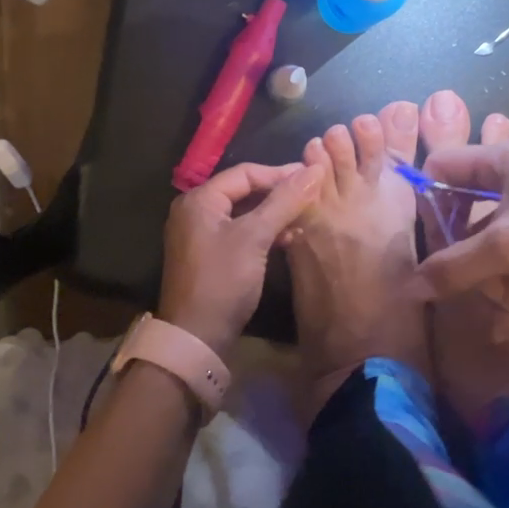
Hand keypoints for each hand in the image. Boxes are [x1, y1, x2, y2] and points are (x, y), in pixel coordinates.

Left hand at [161, 162, 324, 355]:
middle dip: (278, 194)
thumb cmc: (222, 280)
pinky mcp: (208, 256)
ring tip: (306, 219)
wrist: (196, 337)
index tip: (313, 177)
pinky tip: (288, 240)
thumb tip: (313, 170)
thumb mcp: (254, 237)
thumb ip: (283, 202)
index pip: (245, 173)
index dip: (280, 173)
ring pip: (243, 214)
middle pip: (243, 191)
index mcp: (199, 199)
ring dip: (273, 215)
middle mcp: (195, 211)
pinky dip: (262, 233)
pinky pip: (239, 233)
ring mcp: (199, 235)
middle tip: (313, 197)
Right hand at [417, 137, 508, 304]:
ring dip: (486, 266)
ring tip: (493, 303)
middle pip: (465, 200)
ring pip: (492, 228)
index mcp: (503, 158)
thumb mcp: (507, 250)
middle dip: (458, 242)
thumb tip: (410, 287)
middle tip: (450, 275)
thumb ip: (454, 267)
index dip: (426, 197)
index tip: (421, 237)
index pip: (441, 164)